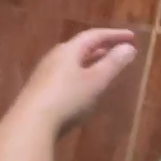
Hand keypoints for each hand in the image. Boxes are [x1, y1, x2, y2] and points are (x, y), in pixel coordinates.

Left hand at [12, 28, 139, 131]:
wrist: (28, 126)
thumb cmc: (67, 98)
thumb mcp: (96, 81)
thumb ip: (113, 63)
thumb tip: (129, 47)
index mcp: (69, 50)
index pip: (94, 35)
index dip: (114, 35)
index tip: (132, 37)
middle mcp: (55, 57)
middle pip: (81, 47)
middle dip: (102, 47)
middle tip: (118, 50)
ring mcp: (44, 75)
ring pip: (72, 62)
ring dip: (90, 62)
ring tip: (104, 68)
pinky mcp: (38, 92)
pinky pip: (64, 75)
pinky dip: (80, 75)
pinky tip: (83, 89)